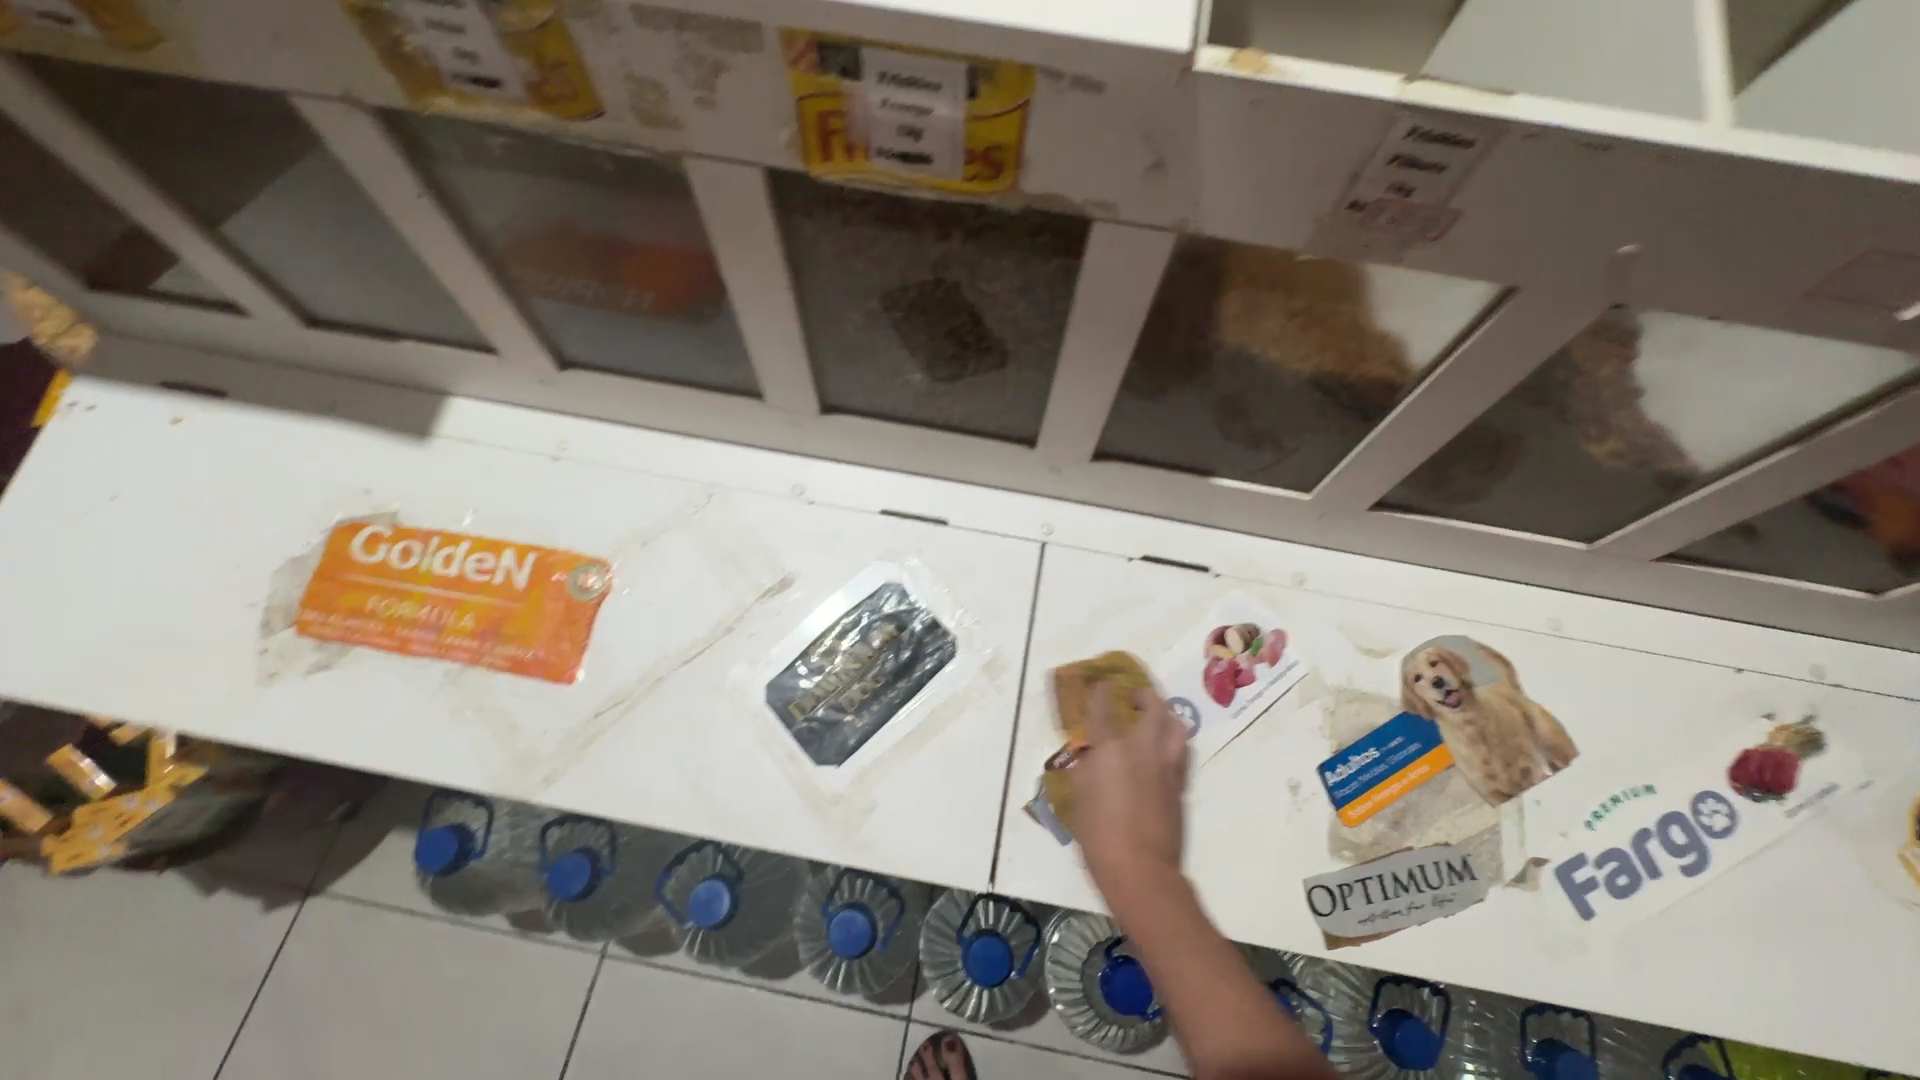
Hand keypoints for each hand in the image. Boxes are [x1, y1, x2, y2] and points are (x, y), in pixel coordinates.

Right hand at [1072, 684, 1188, 896]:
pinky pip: (1180, 753)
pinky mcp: (1180, 786)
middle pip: (1153, 708)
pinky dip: (1171, 743)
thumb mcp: (1078, 797)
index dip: (1101, 693)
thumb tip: (1089, 758)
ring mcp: (1166, 767)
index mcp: (1111, 750)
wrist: (1140, 869)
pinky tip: (1161, 752)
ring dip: (1166, 716)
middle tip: (1134, 698)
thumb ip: (1084, 770)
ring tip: (1155, 719)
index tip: (1101, 684)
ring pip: (1177, 727)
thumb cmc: (1098, 834)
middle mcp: (1143, 750)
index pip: (1104, 709)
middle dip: (1144, 696)